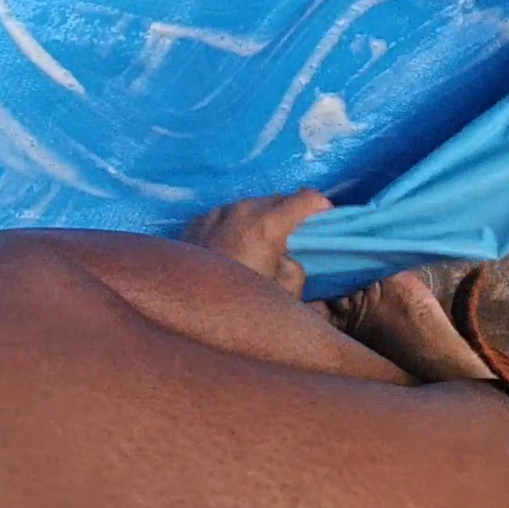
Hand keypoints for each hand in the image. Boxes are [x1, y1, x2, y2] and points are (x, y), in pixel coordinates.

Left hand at [181, 190, 331, 297]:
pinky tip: (233, 246)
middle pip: (278, 198)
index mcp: (267, 224)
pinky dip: (235, 224)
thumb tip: (285, 257)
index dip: (320, 206)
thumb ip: (295, 268)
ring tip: (263, 242)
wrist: (182, 309)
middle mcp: (240, 210)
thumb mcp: (284, 295)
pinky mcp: (195, 223)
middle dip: (292, 212)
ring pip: (249, 205)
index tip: (326, 218)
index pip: (306, 198)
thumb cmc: (237, 308)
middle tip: (298, 234)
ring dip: (261, 217)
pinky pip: (224, 215)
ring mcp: (215, 213)